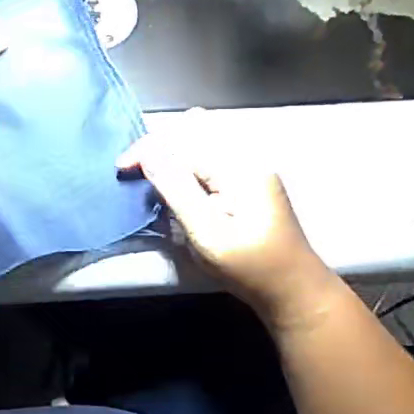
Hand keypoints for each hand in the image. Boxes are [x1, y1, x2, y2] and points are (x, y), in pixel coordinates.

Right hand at [117, 124, 344, 330]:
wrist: (293, 288)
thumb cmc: (248, 267)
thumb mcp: (207, 234)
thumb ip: (177, 189)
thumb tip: (147, 153)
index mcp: (239, 166)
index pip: (183, 138)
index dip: (147, 148)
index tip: (121, 168)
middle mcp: (248, 155)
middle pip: (195, 126)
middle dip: (160, 142)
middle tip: (137, 170)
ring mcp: (252, 164)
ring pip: (203, 135)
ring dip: (173, 148)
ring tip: (153, 173)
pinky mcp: (249, 176)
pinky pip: (212, 151)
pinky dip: (188, 158)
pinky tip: (178, 180)